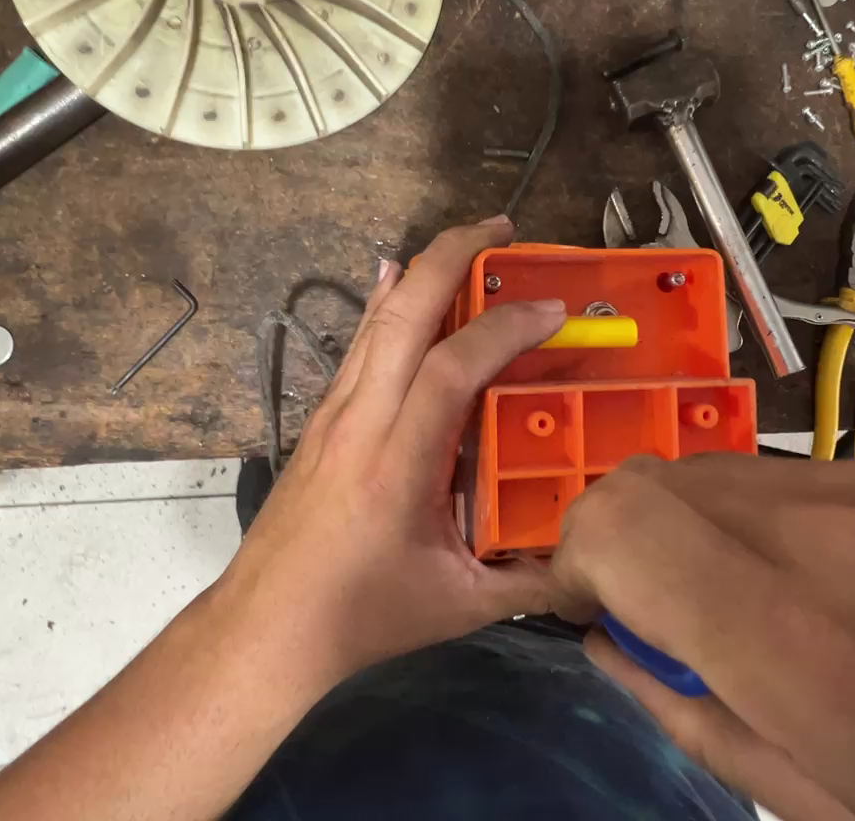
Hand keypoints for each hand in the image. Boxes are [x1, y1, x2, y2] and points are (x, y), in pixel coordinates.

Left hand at [217, 217, 566, 685]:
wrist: (265, 625)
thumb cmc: (362, 614)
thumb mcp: (458, 606)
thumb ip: (530, 581)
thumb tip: (589, 558)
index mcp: (398, 464)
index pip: (450, 371)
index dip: (503, 329)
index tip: (552, 309)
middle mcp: (361, 419)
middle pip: (402, 314)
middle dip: (452, 256)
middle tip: (502, 229)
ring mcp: (335, 411)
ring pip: (377, 318)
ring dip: (422, 269)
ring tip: (468, 243)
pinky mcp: (323, 415)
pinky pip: (359, 341)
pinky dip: (384, 300)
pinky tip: (392, 275)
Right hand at [552, 455, 854, 820]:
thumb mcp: (836, 817)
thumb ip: (698, 719)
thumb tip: (612, 647)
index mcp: (803, 642)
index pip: (618, 521)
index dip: (573, 557)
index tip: (583, 610)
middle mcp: (827, 534)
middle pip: (650, 481)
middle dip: (616, 538)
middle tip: (645, 614)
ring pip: (707, 470)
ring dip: (682, 526)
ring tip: (728, 603)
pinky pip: (776, 476)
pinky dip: (744, 517)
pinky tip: (801, 581)